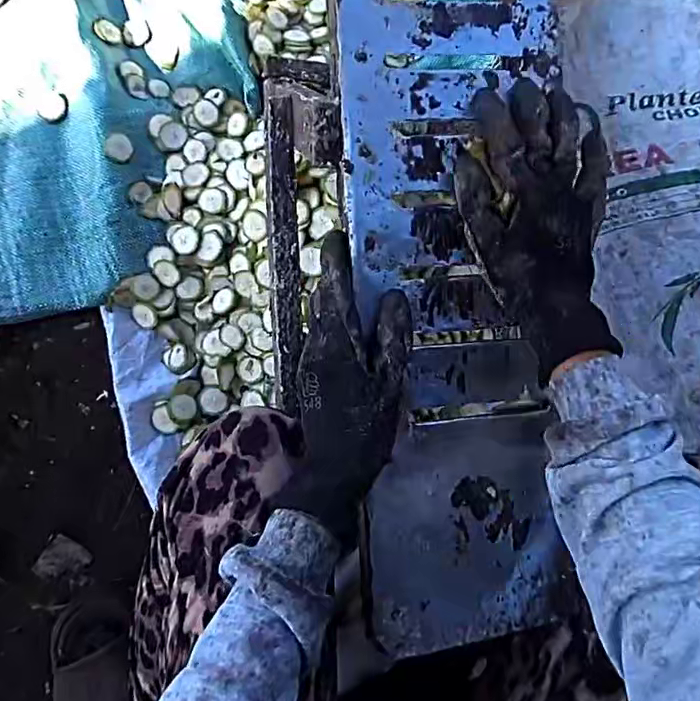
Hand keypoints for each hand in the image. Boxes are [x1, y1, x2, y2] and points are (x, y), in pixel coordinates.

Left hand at [271, 230, 410, 547]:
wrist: (333, 465)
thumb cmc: (368, 426)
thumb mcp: (389, 383)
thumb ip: (391, 338)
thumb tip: (392, 297)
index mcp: (337, 343)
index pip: (333, 290)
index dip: (333, 261)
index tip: (334, 235)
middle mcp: (316, 344)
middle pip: (323, 300)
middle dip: (336, 277)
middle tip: (356, 261)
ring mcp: (308, 357)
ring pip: (319, 317)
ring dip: (335, 300)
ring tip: (359, 292)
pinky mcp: (307, 370)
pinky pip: (320, 334)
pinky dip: (333, 322)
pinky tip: (353, 330)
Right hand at [453, 79, 618, 379]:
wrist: (556, 303)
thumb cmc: (513, 274)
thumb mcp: (483, 240)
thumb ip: (474, 198)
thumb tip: (463, 160)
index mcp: (522, 191)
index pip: (506, 143)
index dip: (493, 116)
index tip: (482, 95)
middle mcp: (552, 184)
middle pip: (543, 135)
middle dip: (531, 106)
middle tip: (522, 84)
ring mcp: (575, 194)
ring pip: (573, 146)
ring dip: (566, 117)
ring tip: (559, 93)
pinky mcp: (590, 208)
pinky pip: (597, 173)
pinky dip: (596, 151)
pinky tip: (593, 133)